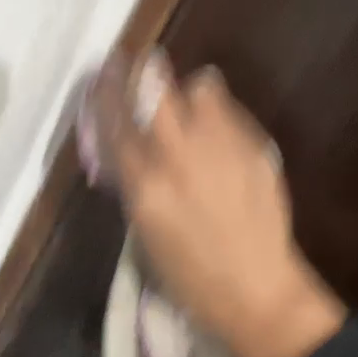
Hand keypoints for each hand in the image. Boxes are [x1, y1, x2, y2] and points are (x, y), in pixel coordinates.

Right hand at [85, 50, 344, 356]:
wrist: (254, 290)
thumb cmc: (186, 275)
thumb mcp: (144, 230)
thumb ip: (133, 183)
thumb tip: (121, 150)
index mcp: (146, 185)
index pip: (116, 122)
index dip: (105, 91)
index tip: (101, 69)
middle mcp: (182, 156)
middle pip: (156, 88)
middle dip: (143, 72)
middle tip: (138, 66)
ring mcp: (224, 147)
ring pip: (200, 87)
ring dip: (186, 90)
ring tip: (185, 104)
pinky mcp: (256, 147)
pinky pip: (229, 111)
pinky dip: (216, 112)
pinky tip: (214, 133)